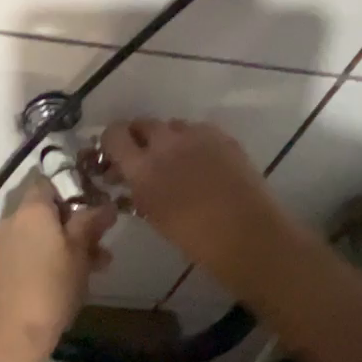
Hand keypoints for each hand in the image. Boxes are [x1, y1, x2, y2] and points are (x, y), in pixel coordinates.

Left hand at [0, 177, 115, 361]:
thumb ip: (91, 223)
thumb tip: (106, 204)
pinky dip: (53, 258)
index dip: (73, 189)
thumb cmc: (51, 286)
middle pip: (48, 210)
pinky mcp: (3, 267)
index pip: (48, 181)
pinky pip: (32, 251)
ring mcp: (5, 244)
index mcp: (31, 208)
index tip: (95, 206)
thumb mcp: (79, 252)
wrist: (11, 333)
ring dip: (70, 244)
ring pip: (43, 234)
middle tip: (102, 244)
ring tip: (99, 266)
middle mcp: (13, 219)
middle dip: (77, 223)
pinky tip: (74, 280)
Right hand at [99, 118, 304, 273]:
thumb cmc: (195, 238)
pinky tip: (203, 162)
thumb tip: (126, 176)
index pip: (114, 134)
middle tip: (144, 157)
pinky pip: (198, 130)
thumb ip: (135, 188)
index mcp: (142, 167)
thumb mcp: (152, 214)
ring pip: (172, 125)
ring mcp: (196, 136)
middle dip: (140, 137)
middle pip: (142, 123)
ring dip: (168, 138)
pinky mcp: (222, 136)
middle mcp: (165, 143)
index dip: (112, 142)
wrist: (249, 237)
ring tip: (178, 160)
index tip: (115, 155)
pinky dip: (194, 141)